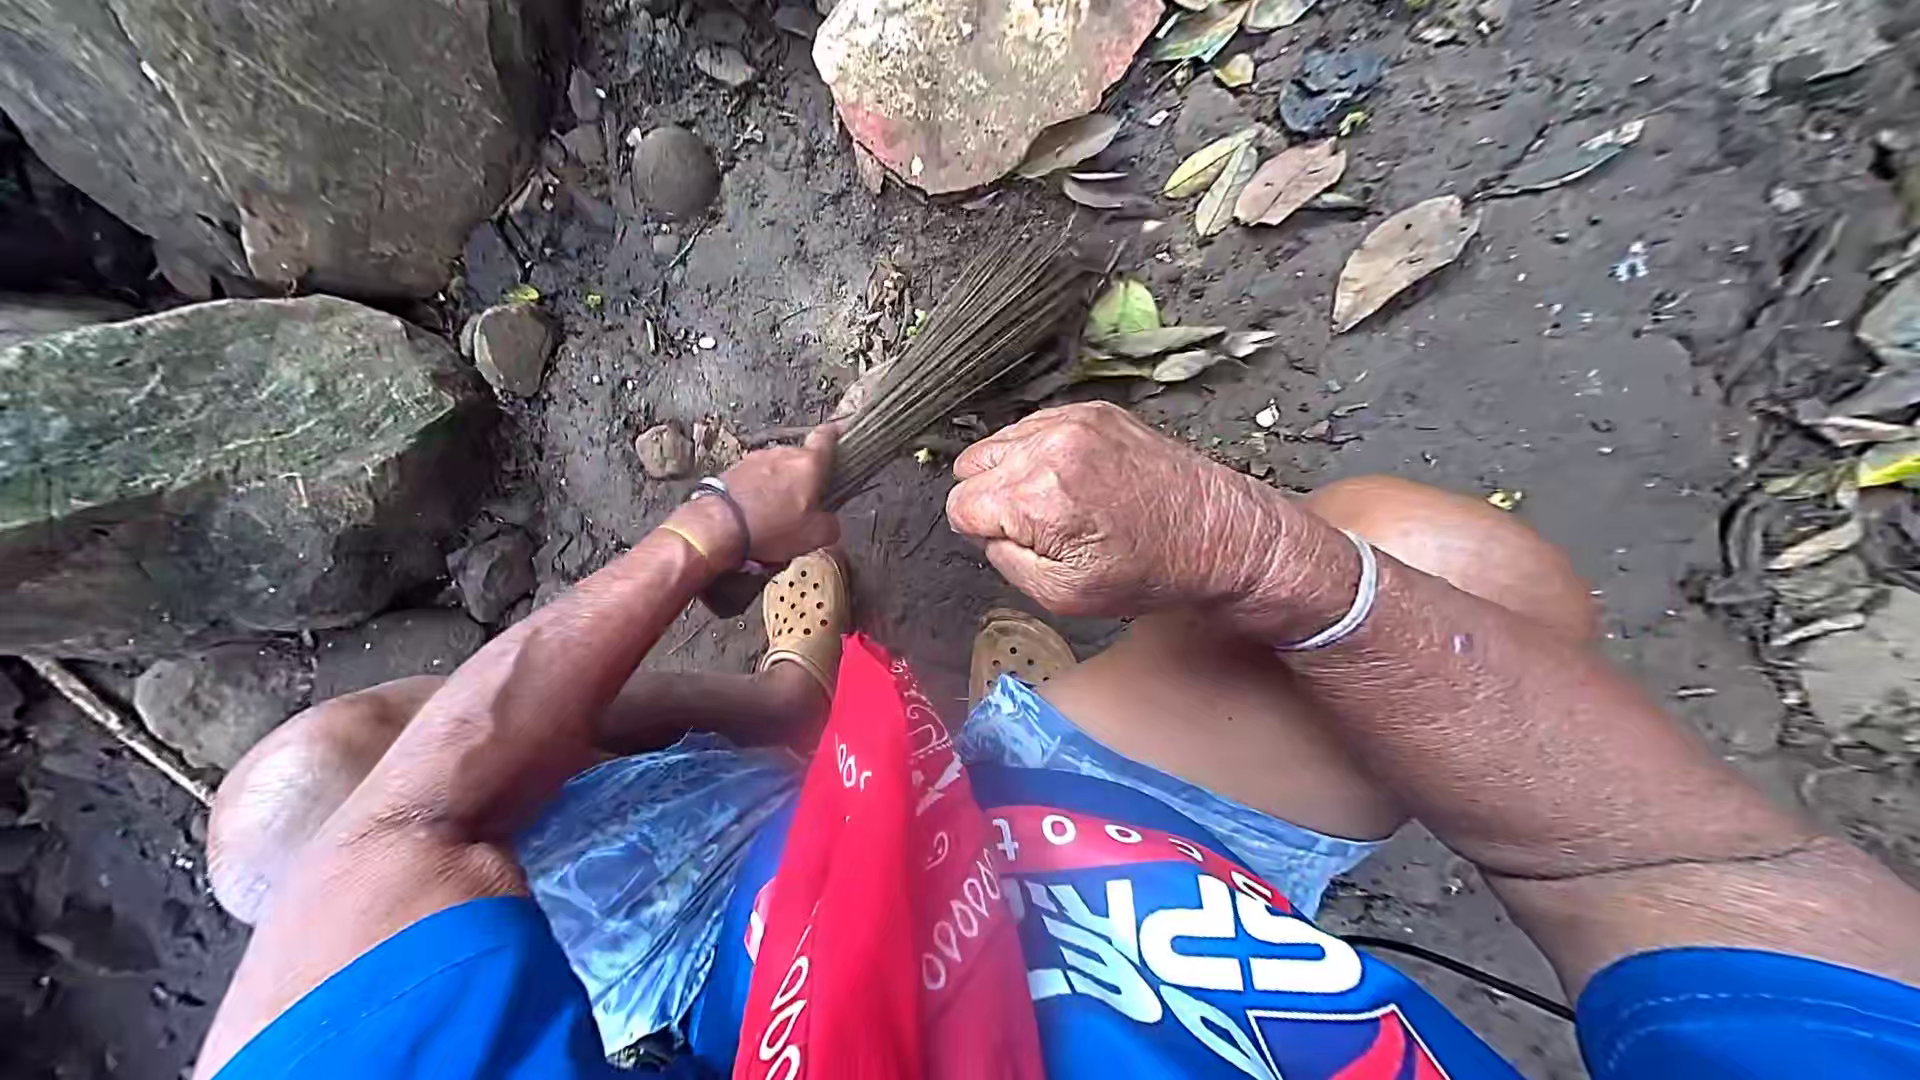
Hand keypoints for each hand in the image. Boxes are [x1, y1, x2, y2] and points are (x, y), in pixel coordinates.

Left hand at [712, 423, 841, 563]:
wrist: (719, 527)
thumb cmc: (771, 526)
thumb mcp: (815, 535)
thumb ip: (831, 525)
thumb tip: (830, 523)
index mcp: (808, 463)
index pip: (826, 437)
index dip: (835, 434)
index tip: (840, 431)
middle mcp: (782, 454)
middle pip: (801, 460)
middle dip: (806, 477)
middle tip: (807, 502)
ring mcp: (756, 460)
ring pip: (777, 469)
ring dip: (781, 485)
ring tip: (778, 514)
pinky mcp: (734, 470)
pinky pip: (756, 479)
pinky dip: (760, 492)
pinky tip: (757, 514)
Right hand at [946, 402, 1302, 616]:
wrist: (1220, 536)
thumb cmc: (1150, 570)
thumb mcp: (1060, 595)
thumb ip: (1004, 559)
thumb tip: (984, 531)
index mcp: (1038, 495)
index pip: (960, 504)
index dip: (980, 530)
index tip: (1011, 540)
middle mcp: (1050, 446)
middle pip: (972, 468)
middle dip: (992, 500)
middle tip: (1034, 525)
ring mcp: (1074, 420)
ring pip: (998, 444)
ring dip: (1012, 474)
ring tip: (1055, 502)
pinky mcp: (1094, 411)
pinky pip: (1033, 427)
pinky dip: (1038, 454)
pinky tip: (1070, 480)